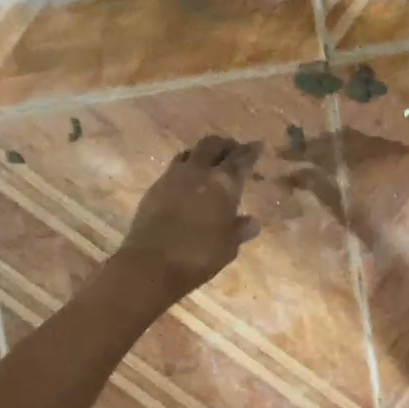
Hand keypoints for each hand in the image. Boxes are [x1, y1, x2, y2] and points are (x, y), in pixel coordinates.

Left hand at [115, 135, 263, 299]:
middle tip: (233, 149)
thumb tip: (252, 222)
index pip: (241, 159)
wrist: (151, 263)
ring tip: (209, 160)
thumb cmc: (199, 256)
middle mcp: (199, 172)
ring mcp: (173, 177)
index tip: (257, 145)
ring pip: (190, 152)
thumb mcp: (228, 247)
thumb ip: (240, 230)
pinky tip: (186, 179)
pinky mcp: (154, 187)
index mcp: (224, 184)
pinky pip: (174, 168)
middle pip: (212, 145)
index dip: (251, 151)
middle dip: (225, 144)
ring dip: (202, 152)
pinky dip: (185, 167)